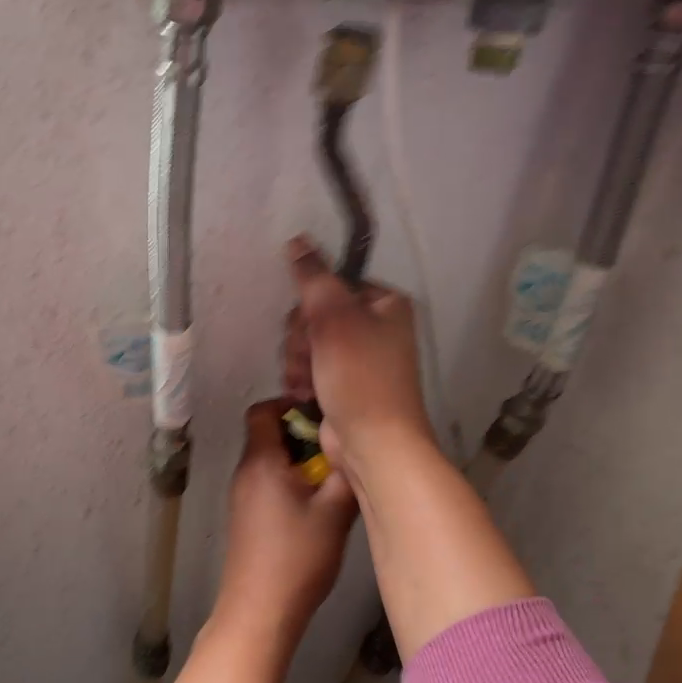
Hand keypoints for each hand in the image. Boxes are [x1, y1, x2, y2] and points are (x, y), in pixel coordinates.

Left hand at [171, 400, 357, 682]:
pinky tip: (318, 505)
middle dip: (303, 436)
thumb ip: (347, 472)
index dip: (291, 405)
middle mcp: (246, 471)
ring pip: (271, 461)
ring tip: (334, 477)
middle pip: (269, 434)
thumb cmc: (297, 556)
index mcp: (261, 460)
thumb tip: (356, 443)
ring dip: (300, 462)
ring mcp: (242, 495)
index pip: (263, 410)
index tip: (324, 417)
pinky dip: (291, 483)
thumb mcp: (335, 511)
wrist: (259, 609)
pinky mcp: (246, 517)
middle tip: (338, 449)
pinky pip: (268, 483)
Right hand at [281, 236, 434, 476]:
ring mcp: (359, 358)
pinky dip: (301, 379)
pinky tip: (301, 393)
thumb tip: (297, 240)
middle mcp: (375, 328)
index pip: (333, 285)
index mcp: (385, 304)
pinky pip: (309, 367)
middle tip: (307, 357)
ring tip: (303, 381)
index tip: (310, 325)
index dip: (313, 305)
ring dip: (296, 361)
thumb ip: (312, 277)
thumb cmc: (359, 375)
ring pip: (306, 342)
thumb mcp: (333, 318)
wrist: (372, 442)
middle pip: (315, 314)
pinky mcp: (344, 384)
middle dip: (300, 338)